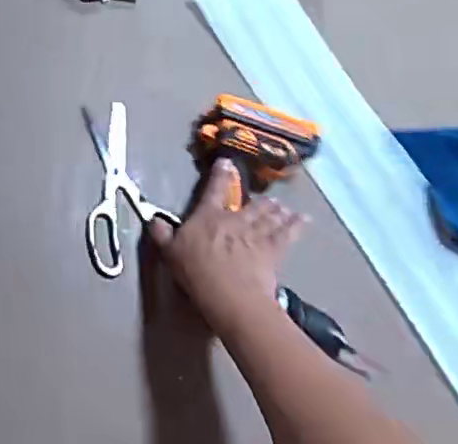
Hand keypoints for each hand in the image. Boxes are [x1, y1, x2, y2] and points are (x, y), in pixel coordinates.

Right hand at [147, 162, 304, 335]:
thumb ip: (162, 234)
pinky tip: (303, 221)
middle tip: (269, 197)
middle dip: (259, 201)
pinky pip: (286, 236)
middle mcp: (233, 220)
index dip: (220, 175)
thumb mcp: (170, 252)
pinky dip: (295, 227)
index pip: (214, 190)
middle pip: (249, 206)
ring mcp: (255, 235)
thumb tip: (154, 219)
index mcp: (207, 216)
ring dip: (277, 212)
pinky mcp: (272, 252)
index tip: (227, 163)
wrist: (231, 296)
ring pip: (268, 218)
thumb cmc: (196, 271)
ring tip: (284, 207)